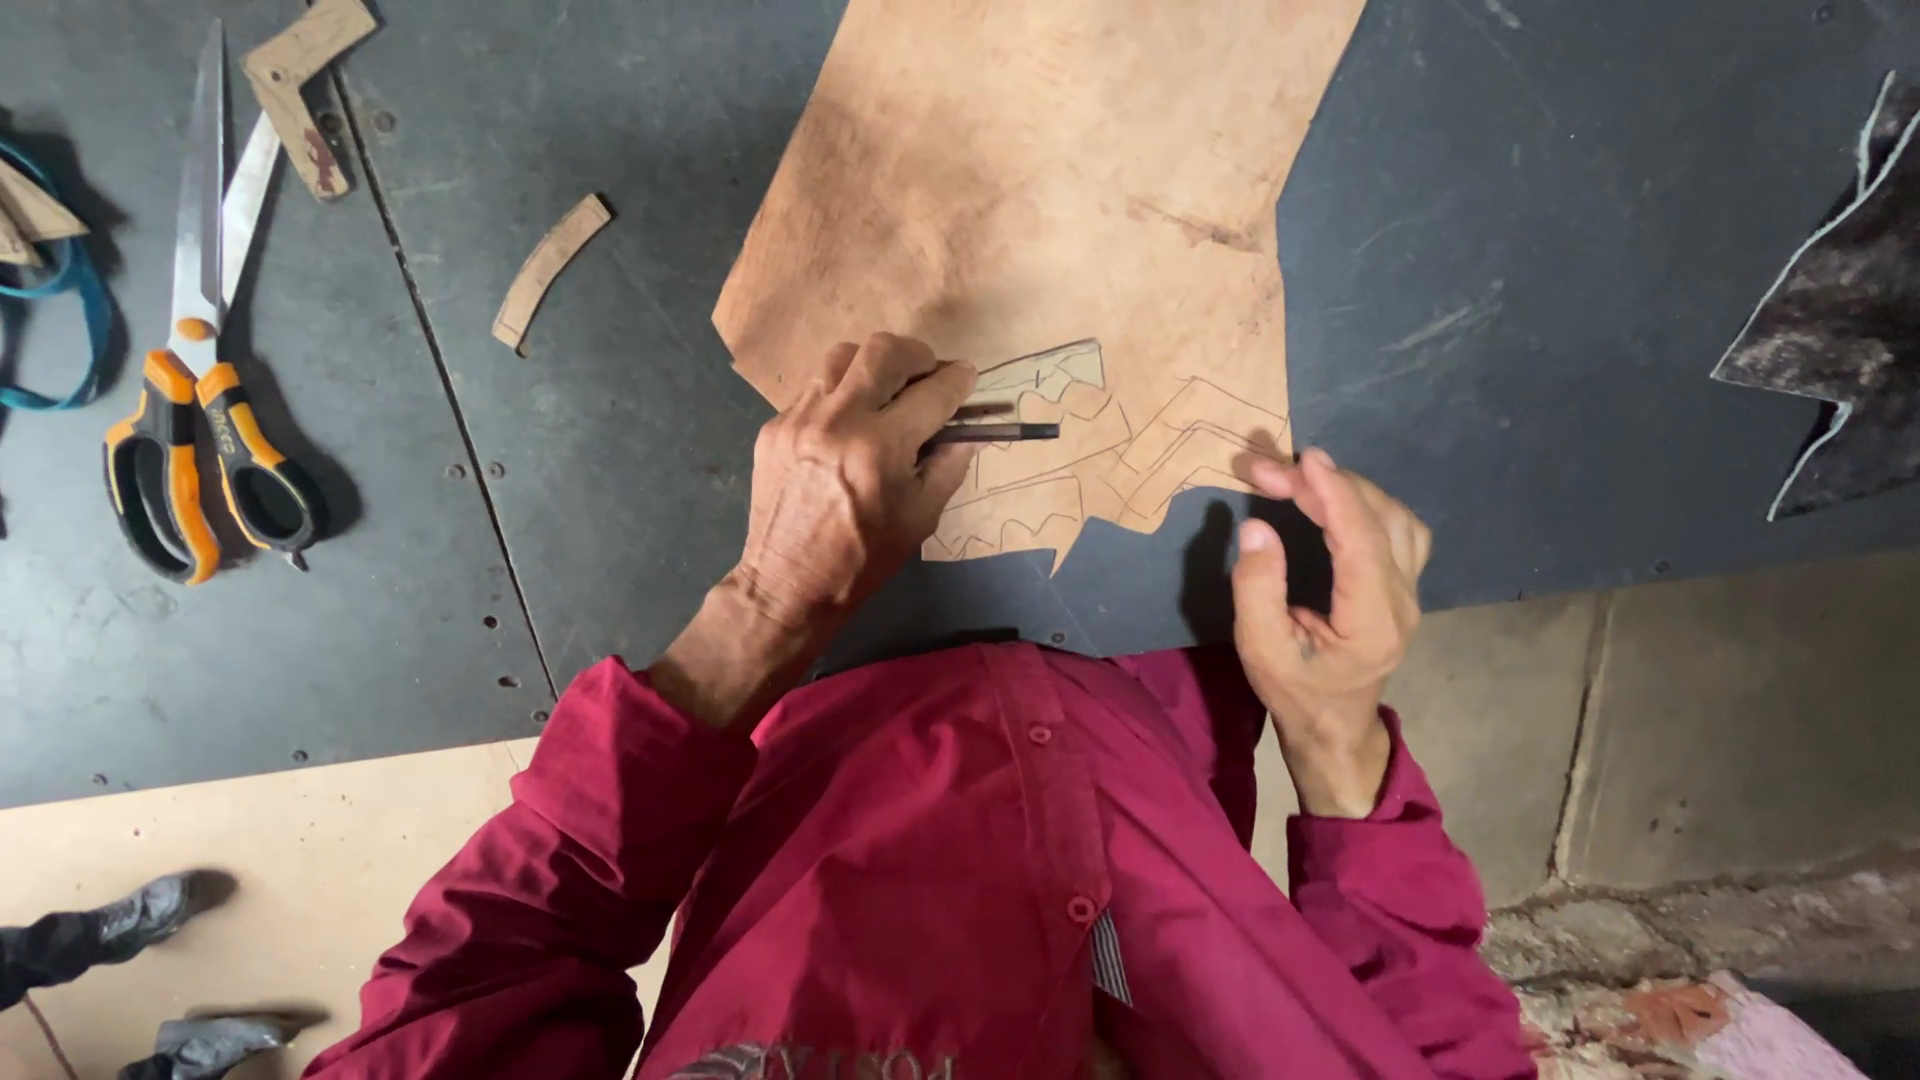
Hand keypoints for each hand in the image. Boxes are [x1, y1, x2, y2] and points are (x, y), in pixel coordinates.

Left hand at [733, 332, 977, 629]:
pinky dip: (840, 396)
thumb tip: (966, 430)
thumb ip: (949, 465)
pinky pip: (814, 389)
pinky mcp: (774, 427)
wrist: (789, 584)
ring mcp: (800, 419)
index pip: (933, 392)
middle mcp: (839, 421)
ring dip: (872, 365)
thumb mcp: (921, 518)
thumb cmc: (864, 558)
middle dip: (917, 355)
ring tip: (884, 391)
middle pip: (884, 349)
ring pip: (842, 356)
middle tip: (927, 375)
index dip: (958, 380)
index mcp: (880, 449)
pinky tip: (847, 425)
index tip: (967, 377)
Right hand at [1230, 448, 1430, 816]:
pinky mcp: (1403, 589)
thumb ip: (1257, 588)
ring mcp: (1410, 594)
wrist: (1333, 727)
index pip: (1361, 540)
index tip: (1305, 459)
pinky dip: (1368, 504)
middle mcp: (1402, 601)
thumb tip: (1256, 528)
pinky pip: (1400, 531)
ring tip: (1301, 480)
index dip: (1334, 495)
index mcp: (1372, 619)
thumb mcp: (1259, 648)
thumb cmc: (1294, 691)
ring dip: (1351, 490)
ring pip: (1397, 521)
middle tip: (1269, 472)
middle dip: (1326, 485)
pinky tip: (1337, 500)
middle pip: (1380, 520)